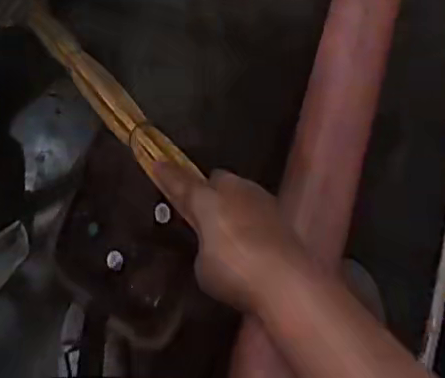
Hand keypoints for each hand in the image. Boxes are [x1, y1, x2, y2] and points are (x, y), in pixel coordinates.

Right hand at [159, 166, 310, 313]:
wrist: (287, 281)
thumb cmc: (234, 272)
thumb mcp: (203, 267)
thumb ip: (202, 246)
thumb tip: (210, 243)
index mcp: (205, 197)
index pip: (180, 182)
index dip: (167, 175)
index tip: (157, 164)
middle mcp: (231, 187)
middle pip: (214, 181)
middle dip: (209, 193)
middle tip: (206, 218)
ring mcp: (258, 196)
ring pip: (238, 192)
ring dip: (233, 205)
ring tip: (234, 235)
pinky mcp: (280, 212)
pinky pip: (257, 209)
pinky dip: (252, 221)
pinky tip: (255, 244)